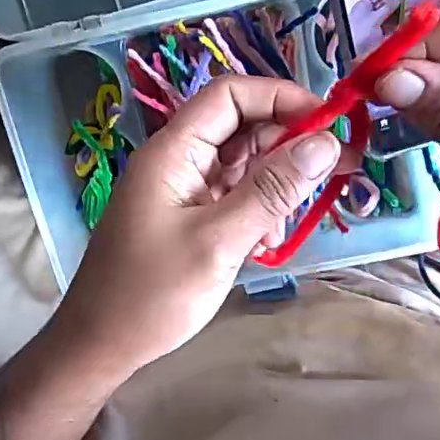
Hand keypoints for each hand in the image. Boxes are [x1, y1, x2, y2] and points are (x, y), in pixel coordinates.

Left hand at [53, 77, 348, 372]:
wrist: (101, 344)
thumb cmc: (152, 294)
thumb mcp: (219, 241)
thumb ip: (272, 190)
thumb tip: (326, 143)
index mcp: (174, 151)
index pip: (229, 95)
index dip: (281, 98)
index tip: (329, 123)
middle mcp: (178, 160)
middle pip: (241, 127)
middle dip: (288, 144)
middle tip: (338, 170)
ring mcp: (182, 189)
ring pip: (242, 164)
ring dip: (275, 185)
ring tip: (287, 223)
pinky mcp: (189, 217)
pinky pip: (233, 195)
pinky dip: (257, 210)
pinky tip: (264, 241)